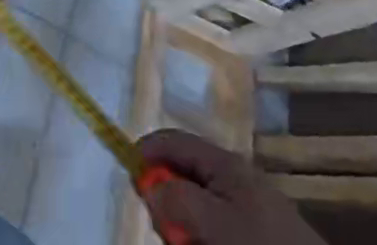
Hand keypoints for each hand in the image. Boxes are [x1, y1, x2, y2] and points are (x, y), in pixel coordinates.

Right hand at [138, 129, 324, 244]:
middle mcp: (228, 179)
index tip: (131, 184)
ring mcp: (238, 208)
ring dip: (184, 232)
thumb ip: (180, 201)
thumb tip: (149, 185)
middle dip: (166, 205)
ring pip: (191, 209)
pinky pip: (208, 230)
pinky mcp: (245, 233)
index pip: (172, 140)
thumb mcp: (219, 225)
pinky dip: (200, 239)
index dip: (146, 154)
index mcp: (223, 164)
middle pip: (178, 177)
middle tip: (170, 234)